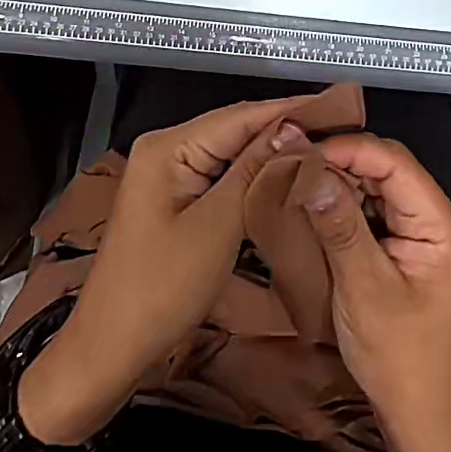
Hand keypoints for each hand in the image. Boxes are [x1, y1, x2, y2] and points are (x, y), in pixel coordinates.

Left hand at [18, 97, 307, 443]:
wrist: (112, 346)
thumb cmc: (161, 289)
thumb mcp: (218, 226)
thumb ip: (256, 172)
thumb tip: (293, 129)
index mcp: (169, 147)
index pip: (241, 116)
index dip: (291, 109)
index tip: (338, 105)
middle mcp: (166, 148)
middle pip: (235, 128)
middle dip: (285, 128)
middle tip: (339, 126)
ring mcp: (169, 172)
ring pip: (231, 151)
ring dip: (272, 151)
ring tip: (323, 145)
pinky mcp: (175, 195)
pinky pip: (221, 174)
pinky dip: (254, 174)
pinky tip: (284, 173)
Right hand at [301, 133, 450, 451]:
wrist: (419, 413)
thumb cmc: (399, 357)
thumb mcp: (363, 288)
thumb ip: (339, 224)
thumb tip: (308, 169)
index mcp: (440, 224)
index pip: (394, 162)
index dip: (346, 148)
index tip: (300, 149)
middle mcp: (435, 218)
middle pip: (386, 168)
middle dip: (339, 160)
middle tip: (291, 159)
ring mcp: (420, 231)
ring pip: (376, 184)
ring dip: (337, 179)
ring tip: (295, 176)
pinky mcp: (404, 245)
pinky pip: (372, 208)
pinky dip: (343, 202)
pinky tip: (314, 202)